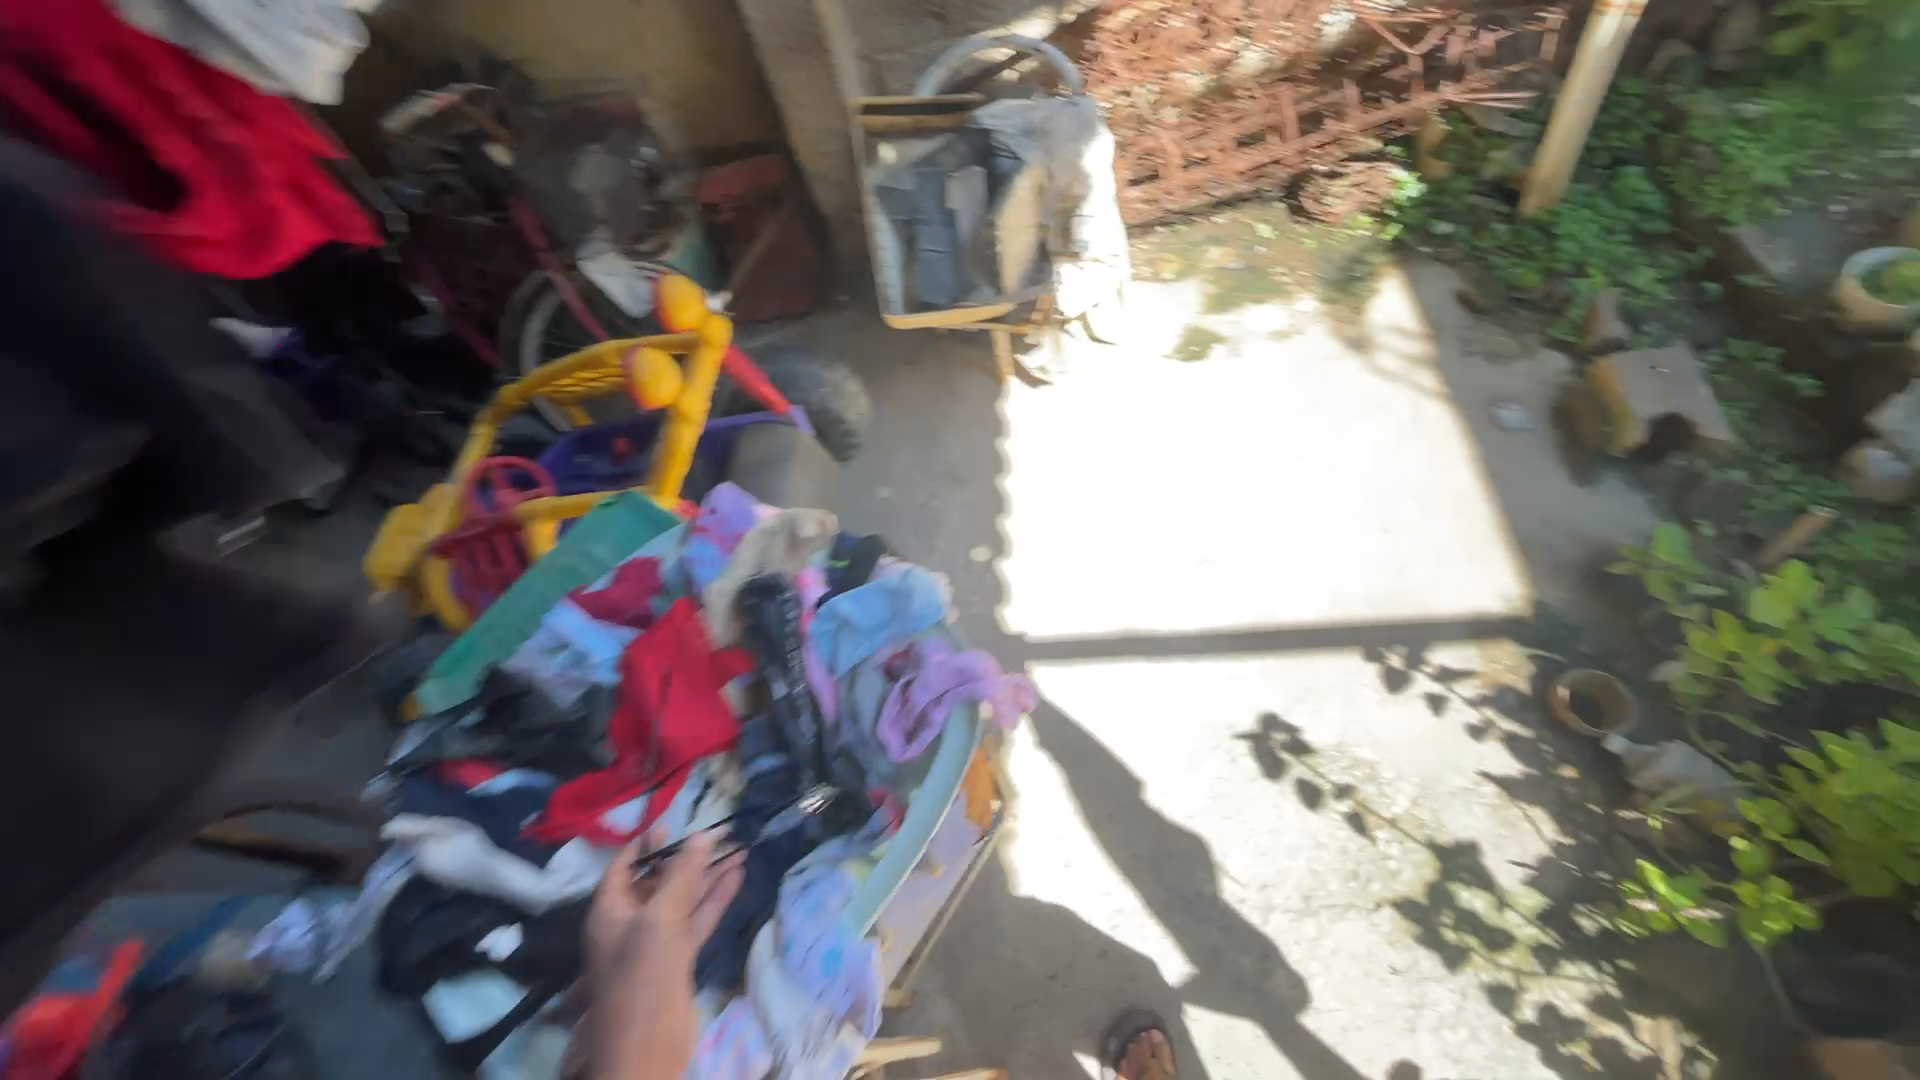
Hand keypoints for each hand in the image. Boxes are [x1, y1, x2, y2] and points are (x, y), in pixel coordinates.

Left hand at [584, 828, 744, 1079]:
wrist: (647, 1047)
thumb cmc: (642, 975)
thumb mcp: (660, 918)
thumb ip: (683, 874)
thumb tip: (703, 835)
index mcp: (609, 912)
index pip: (623, 867)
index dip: (645, 844)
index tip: (673, 821)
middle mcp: (629, 923)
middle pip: (658, 881)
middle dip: (686, 857)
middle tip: (717, 832)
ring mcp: (654, 942)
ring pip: (683, 899)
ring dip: (708, 875)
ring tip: (738, 846)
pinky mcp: (677, 959)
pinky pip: (696, 920)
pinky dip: (716, 899)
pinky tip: (737, 876)